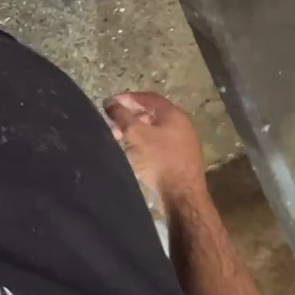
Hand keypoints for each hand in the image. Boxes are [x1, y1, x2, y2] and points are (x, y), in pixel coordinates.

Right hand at [104, 92, 207, 209]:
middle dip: (130, 117)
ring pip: (155, 131)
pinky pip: (160, 144)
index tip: (110, 104)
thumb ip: (121, 115)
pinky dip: (145, 144)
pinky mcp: (182, 160)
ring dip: (136, 132)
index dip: (127, 98)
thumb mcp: (134, 134)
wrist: (182, 196)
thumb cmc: (158, 159)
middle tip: (113, 123)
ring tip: (120, 140)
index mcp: (173, 115)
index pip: (148, 98)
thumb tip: (111, 103)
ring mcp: (185, 144)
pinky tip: (134, 154)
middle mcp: (182, 126)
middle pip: (152, 114)